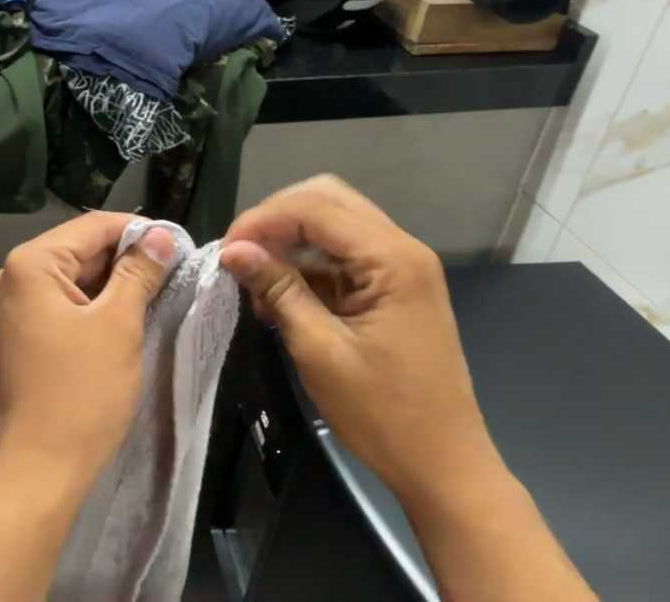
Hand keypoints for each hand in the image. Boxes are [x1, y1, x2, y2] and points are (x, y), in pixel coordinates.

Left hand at [0, 212, 176, 485]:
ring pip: (77, 275)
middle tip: (176, 272)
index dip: (139, 231)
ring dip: (117, 282)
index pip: (93, 226)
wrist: (42, 467)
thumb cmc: (82, 392)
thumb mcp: (119, 325)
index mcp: (31, 263)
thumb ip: (139, 273)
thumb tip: (162, 236)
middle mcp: (16, 274)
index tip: (181, 245)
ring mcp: (17, 304)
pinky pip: (67, 301)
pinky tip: (131, 314)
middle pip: (82, 248)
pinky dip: (99, 303)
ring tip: (160, 292)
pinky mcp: (26, 330)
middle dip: (129, 258)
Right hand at [218, 176, 499, 510]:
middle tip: (239, 254)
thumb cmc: (383, 413)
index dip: (262, 220)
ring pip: (331, 223)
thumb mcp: (320, 350)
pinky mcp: (390, 287)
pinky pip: (339, 253)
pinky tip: (278, 293)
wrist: (444, 467)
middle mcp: (401, 250)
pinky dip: (304, 263)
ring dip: (287, 240)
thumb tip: (233, 249)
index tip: (225, 251)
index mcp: (393, 260)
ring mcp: (399, 267)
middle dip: (274, 219)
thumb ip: (277, 289)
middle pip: (325, 200)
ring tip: (253, 278)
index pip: (315, 209)